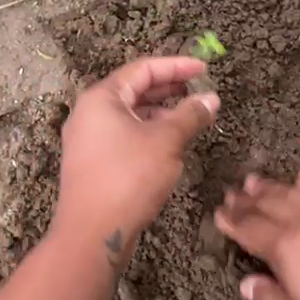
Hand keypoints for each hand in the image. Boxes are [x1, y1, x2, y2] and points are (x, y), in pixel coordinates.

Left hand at [56, 56, 219, 238]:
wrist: (92, 232)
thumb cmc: (128, 177)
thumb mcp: (166, 141)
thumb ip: (190, 116)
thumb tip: (211, 99)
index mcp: (102, 98)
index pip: (142, 69)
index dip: (176, 66)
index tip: (203, 69)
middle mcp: (89, 113)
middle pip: (134, 90)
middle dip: (169, 89)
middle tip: (198, 91)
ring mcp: (88, 140)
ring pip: (130, 115)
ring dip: (161, 113)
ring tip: (191, 118)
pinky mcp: (93, 163)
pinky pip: (125, 136)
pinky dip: (149, 133)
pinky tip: (171, 144)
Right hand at [215, 165, 299, 299]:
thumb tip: (248, 284)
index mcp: (286, 249)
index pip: (250, 231)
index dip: (232, 223)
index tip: (219, 215)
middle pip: (268, 206)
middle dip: (246, 200)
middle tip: (230, 194)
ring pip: (292, 193)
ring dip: (271, 186)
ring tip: (254, 180)